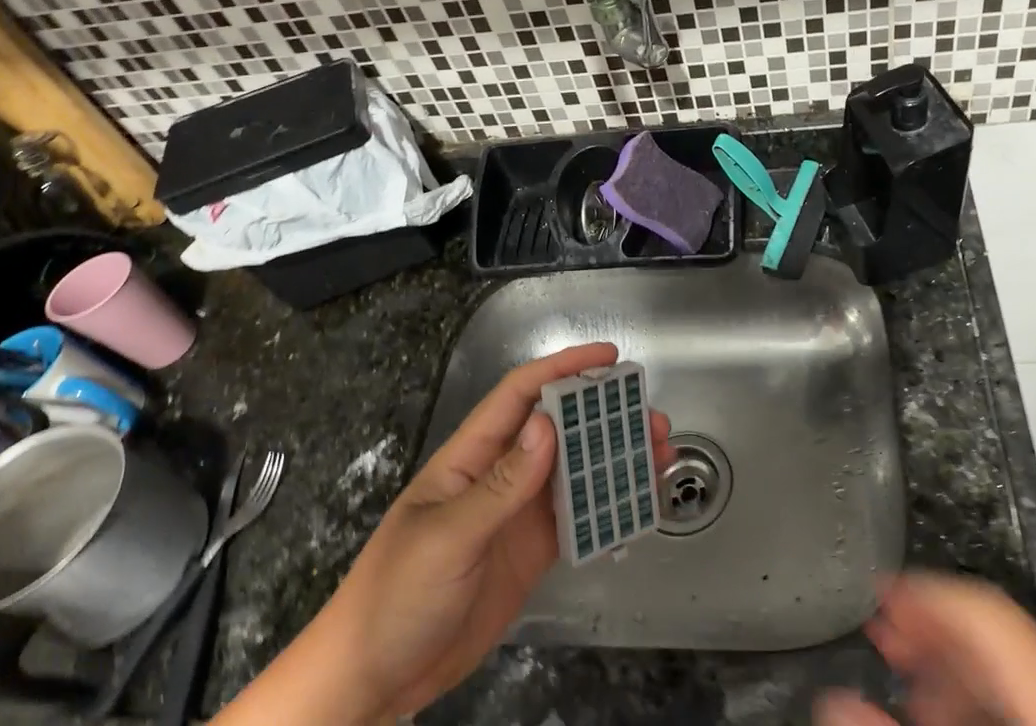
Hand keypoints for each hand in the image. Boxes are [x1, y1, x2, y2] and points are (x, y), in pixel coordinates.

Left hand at [320, 342, 669, 715]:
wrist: (375, 677)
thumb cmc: (395, 596)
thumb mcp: (446, 538)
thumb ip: (500, 485)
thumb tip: (548, 425)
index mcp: (469, 459)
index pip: (519, 397)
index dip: (562, 370)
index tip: (609, 358)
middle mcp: (498, 478)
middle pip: (559, 433)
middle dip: (606, 419)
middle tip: (653, 420)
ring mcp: (516, 517)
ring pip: (575, 475)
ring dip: (615, 462)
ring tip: (660, 456)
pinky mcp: (531, 554)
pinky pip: (578, 520)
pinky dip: (610, 508)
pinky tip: (639, 502)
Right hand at [816, 573, 1035, 725]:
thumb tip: (839, 706)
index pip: (992, 623)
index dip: (927, 598)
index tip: (880, 596)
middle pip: (1008, 643)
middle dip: (936, 639)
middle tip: (884, 643)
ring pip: (1028, 669)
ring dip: (962, 672)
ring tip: (913, 692)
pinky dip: (994, 700)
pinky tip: (958, 720)